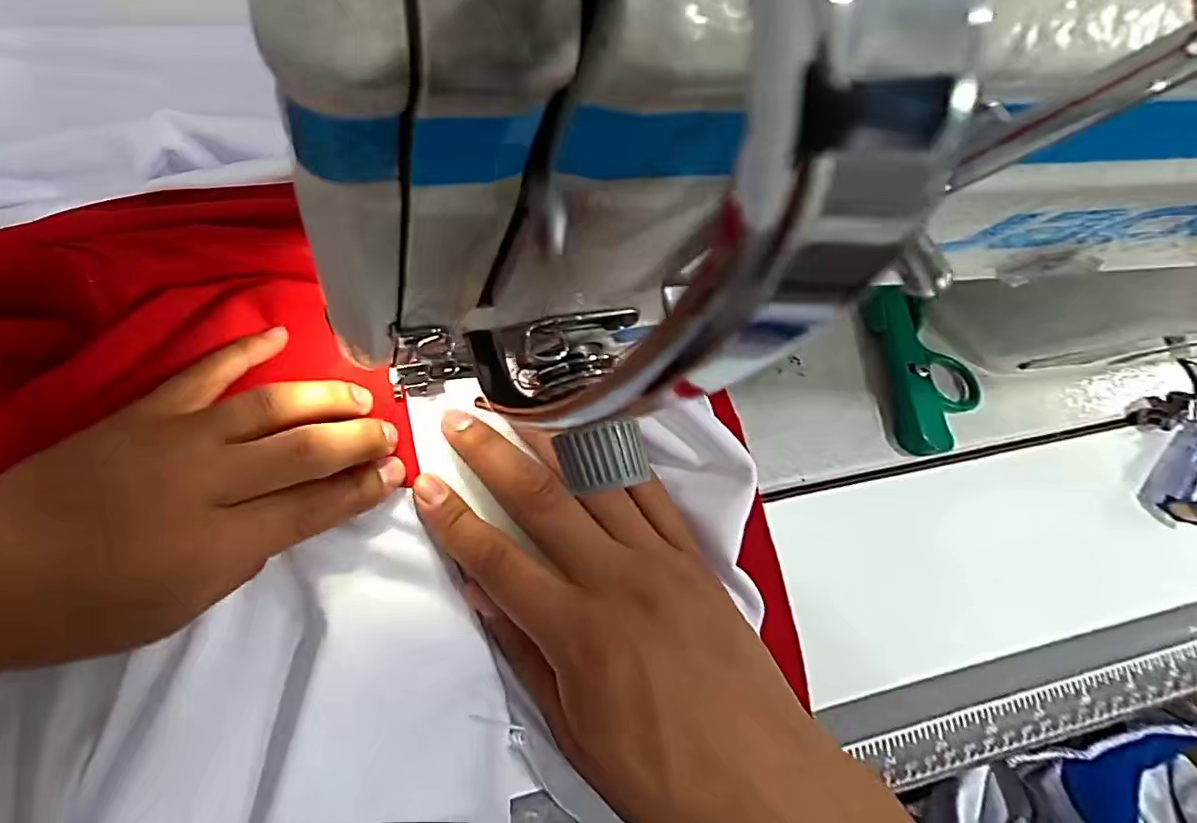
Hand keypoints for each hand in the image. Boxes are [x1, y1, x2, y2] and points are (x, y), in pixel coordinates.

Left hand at [0, 327, 402, 751]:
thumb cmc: (84, 609)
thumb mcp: (177, 606)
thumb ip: (241, 555)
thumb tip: (285, 514)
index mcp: (215, 545)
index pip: (309, 508)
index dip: (357, 490)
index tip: (393, 474)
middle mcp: (205, 482)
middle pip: (301, 450)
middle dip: (354, 440)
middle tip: (390, 431)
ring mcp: (175, 436)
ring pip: (268, 406)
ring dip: (320, 397)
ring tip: (358, 394)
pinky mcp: (145, 409)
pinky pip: (205, 371)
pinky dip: (245, 349)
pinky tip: (279, 335)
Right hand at [413, 411, 907, 822]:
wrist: (767, 789)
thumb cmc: (672, 776)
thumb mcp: (572, 728)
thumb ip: (523, 650)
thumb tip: (485, 597)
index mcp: (579, 633)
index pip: (496, 558)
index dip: (453, 520)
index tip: (429, 490)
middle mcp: (618, 583)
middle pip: (538, 498)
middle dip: (489, 453)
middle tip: (460, 424)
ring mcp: (659, 562)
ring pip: (593, 479)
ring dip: (546, 439)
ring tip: (516, 411)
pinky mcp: (692, 558)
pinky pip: (650, 492)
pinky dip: (615, 458)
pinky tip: (592, 437)